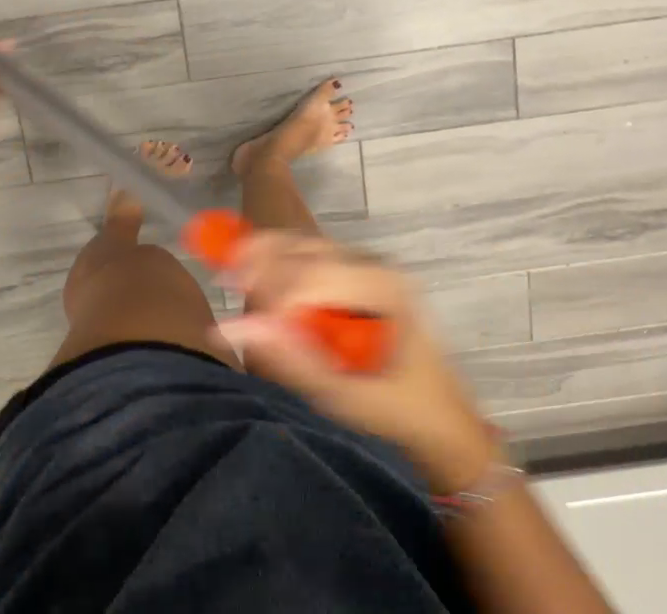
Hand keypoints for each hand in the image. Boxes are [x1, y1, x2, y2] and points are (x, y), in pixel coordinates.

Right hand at [216, 232, 502, 494]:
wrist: (442, 420)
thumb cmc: (398, 413)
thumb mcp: (342, 396)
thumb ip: (290, 360)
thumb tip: (233, 328)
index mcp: (385, 289)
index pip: (313, 275)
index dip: (270, 292)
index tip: (236, 316)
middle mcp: (379, 265)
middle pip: (306, 249)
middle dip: (262, 263)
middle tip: (223, 282)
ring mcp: (371, 267)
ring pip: (306, 247)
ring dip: (268, 259)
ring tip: (233, 278)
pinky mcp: (359, 276)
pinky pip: (311, 258)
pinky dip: (280, 265)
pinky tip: (258, 281)